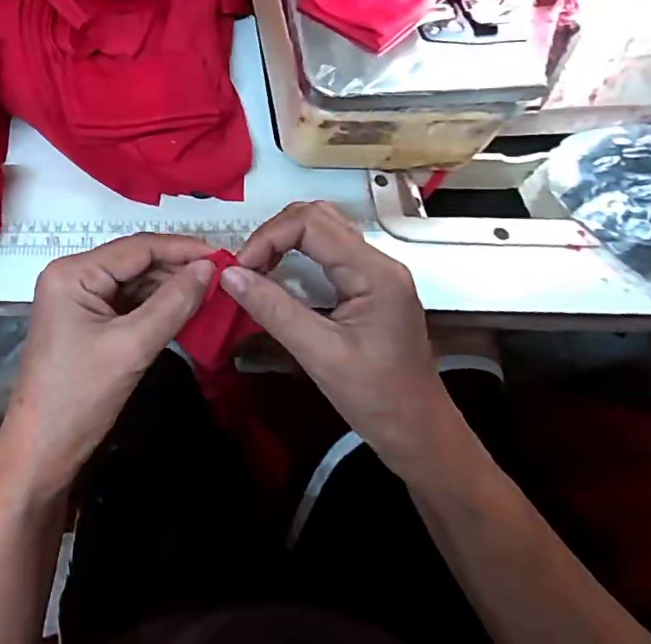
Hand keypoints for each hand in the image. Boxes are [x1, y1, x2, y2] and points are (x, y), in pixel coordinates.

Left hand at [0, 233, 213, 494]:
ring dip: (171, 286)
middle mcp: (73, 275)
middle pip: (136, 261)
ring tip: (212, 291)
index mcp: (73, 272)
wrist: (41, 455)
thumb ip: (174, 303)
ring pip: (135, 281)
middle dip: (178, 268)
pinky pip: (129, 300)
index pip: (138, 247)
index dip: (183, 248)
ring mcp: (79, 297)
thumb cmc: (79, 398)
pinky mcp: (87, 319)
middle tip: (223, 276)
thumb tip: (210, 268)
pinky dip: (158, 304)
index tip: (223, 256)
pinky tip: (186, 308)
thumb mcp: (132, 347)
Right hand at [224, 201, 454, 475]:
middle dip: (274, 233)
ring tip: (257, 268)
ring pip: (323, 227)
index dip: (268, 237)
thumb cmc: (378, 400)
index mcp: (375, 272)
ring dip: (285, 239)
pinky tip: (279, 276)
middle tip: (245, 267)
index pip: (311, 223)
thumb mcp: (320, 356)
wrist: (420, 433)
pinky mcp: (370, 284)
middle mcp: (379, 261)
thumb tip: (230, 276)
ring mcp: (377, 271)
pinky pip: (329, 250)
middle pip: (318, 216)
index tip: (240, 269)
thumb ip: (274, 310)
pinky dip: (297, 252)